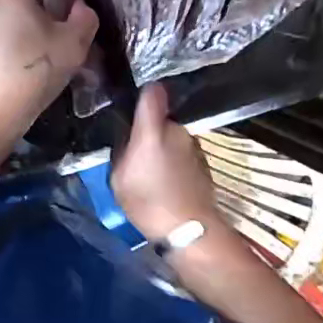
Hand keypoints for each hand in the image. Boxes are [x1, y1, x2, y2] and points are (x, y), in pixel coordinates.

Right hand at [110, 81, 220, 239]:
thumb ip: (123, 149)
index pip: (152, 94)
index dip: (143, 92)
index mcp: (152, 131)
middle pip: (161, 120)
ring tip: (150, 170)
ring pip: (172, 138)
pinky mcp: (204, 164)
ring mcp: (194, 147)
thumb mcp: (118, 176)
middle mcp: (177, 131)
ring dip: (162, 148)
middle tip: (134, 151)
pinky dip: (174, 162)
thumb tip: (129, 138)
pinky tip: (166, 181)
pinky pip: (182, 154)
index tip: (134, 97)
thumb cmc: (147, 201)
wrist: (189, 230)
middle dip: (149, 130)